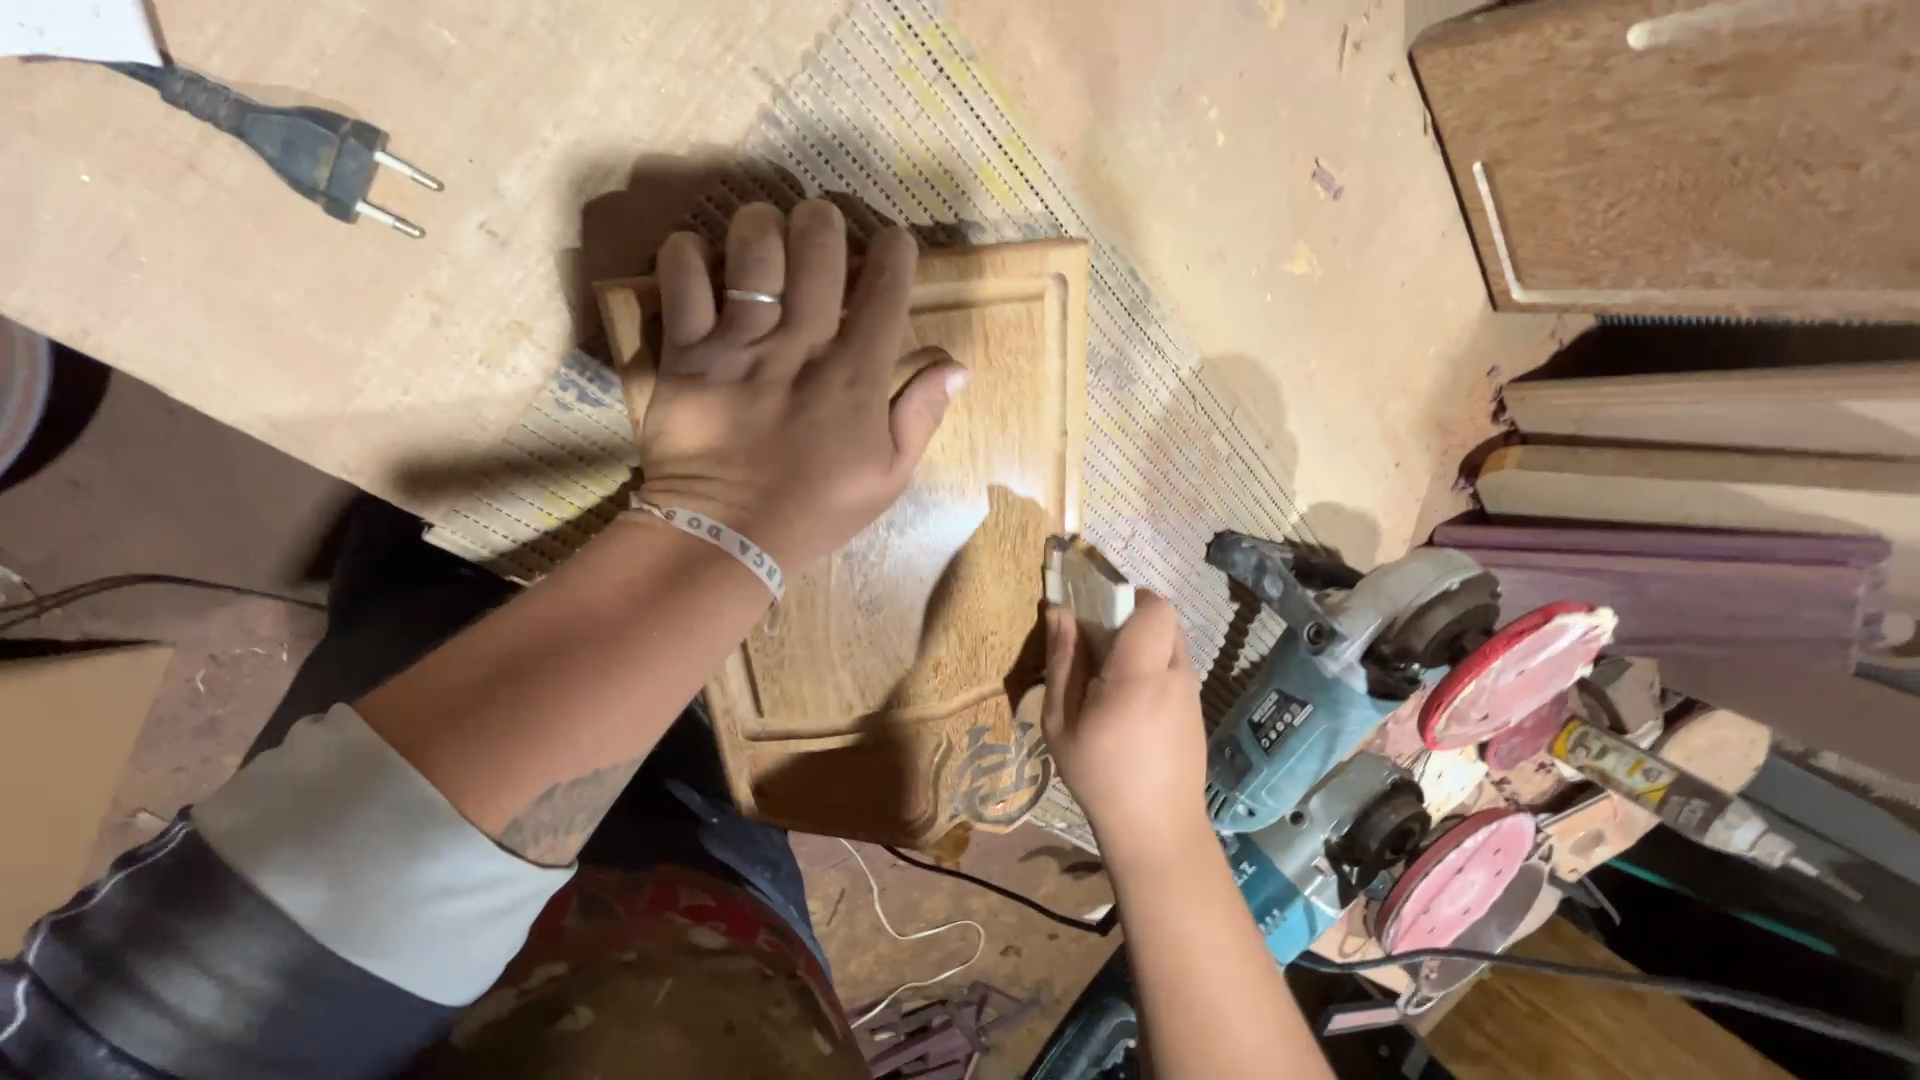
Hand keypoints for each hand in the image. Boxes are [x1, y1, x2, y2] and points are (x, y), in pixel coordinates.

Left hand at [635, 201, 967, 567]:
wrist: (727, 536)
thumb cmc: (815, 509)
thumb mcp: (888, 477)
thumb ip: (921, 417)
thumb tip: (956, 367)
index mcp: (856, 376)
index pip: (885, 292)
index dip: (895, 253)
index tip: (893, 240)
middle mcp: (802, 347)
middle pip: (819, 251)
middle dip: (824, 220)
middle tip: (820, 219)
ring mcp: (740, 347)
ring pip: (753, 252)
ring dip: (760, 225)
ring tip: (761, 225)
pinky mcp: (686, 355)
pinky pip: (682, 282)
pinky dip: (686, 255)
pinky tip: (695, 253)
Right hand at [1042, 591, 1211, 863]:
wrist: (1158, 829)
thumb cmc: (1100, 777)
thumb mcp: (1061, 722)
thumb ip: (1062, 662)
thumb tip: (1059, 612)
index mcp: (1140, 674)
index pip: (1154, 607)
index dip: (1128, 596)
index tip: (1095, 610)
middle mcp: (1175, 674)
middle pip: (1163, 618)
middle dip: (1131, 617)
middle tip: (1097, 644)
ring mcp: (1191, 693)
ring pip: (1171, 642)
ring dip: (1142, 644)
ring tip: (1110, 679)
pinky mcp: (1196, 709)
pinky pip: (1175, 668)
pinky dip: (1153, 668)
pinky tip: (1129, 705)